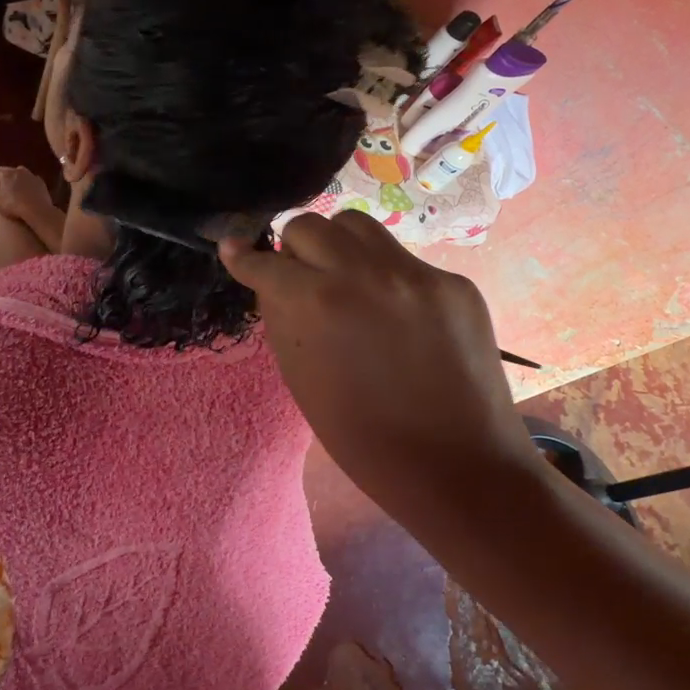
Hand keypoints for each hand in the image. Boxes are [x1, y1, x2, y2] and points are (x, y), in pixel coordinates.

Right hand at [0, 166, 54, 224]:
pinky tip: (23, 190)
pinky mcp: (40, 182)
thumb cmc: (14, 205)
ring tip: (9, 188)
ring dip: (12, 178)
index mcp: (6, 174)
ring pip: (18, 173)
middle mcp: (18, 170)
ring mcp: (30, 175)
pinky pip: (29, 179)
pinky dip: (24, 183)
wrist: (37, 210)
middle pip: (4, 171)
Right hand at [218, 212, 537, 495]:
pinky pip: (403, 260)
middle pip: (309, 225)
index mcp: (316, 302)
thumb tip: (271, 278)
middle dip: (293, 248)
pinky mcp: (455, 283)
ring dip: (338, 245)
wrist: (454, 464)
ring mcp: (416, 274)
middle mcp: (364, 272)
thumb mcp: (297, 373)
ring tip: (345, 279)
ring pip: (358, 226)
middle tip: (299, 276)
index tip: (234, 250)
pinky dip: (386, 278)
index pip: (264, 260)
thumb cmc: (359, 434)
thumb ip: (281, 314)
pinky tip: (395, 316)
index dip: (243, 257)